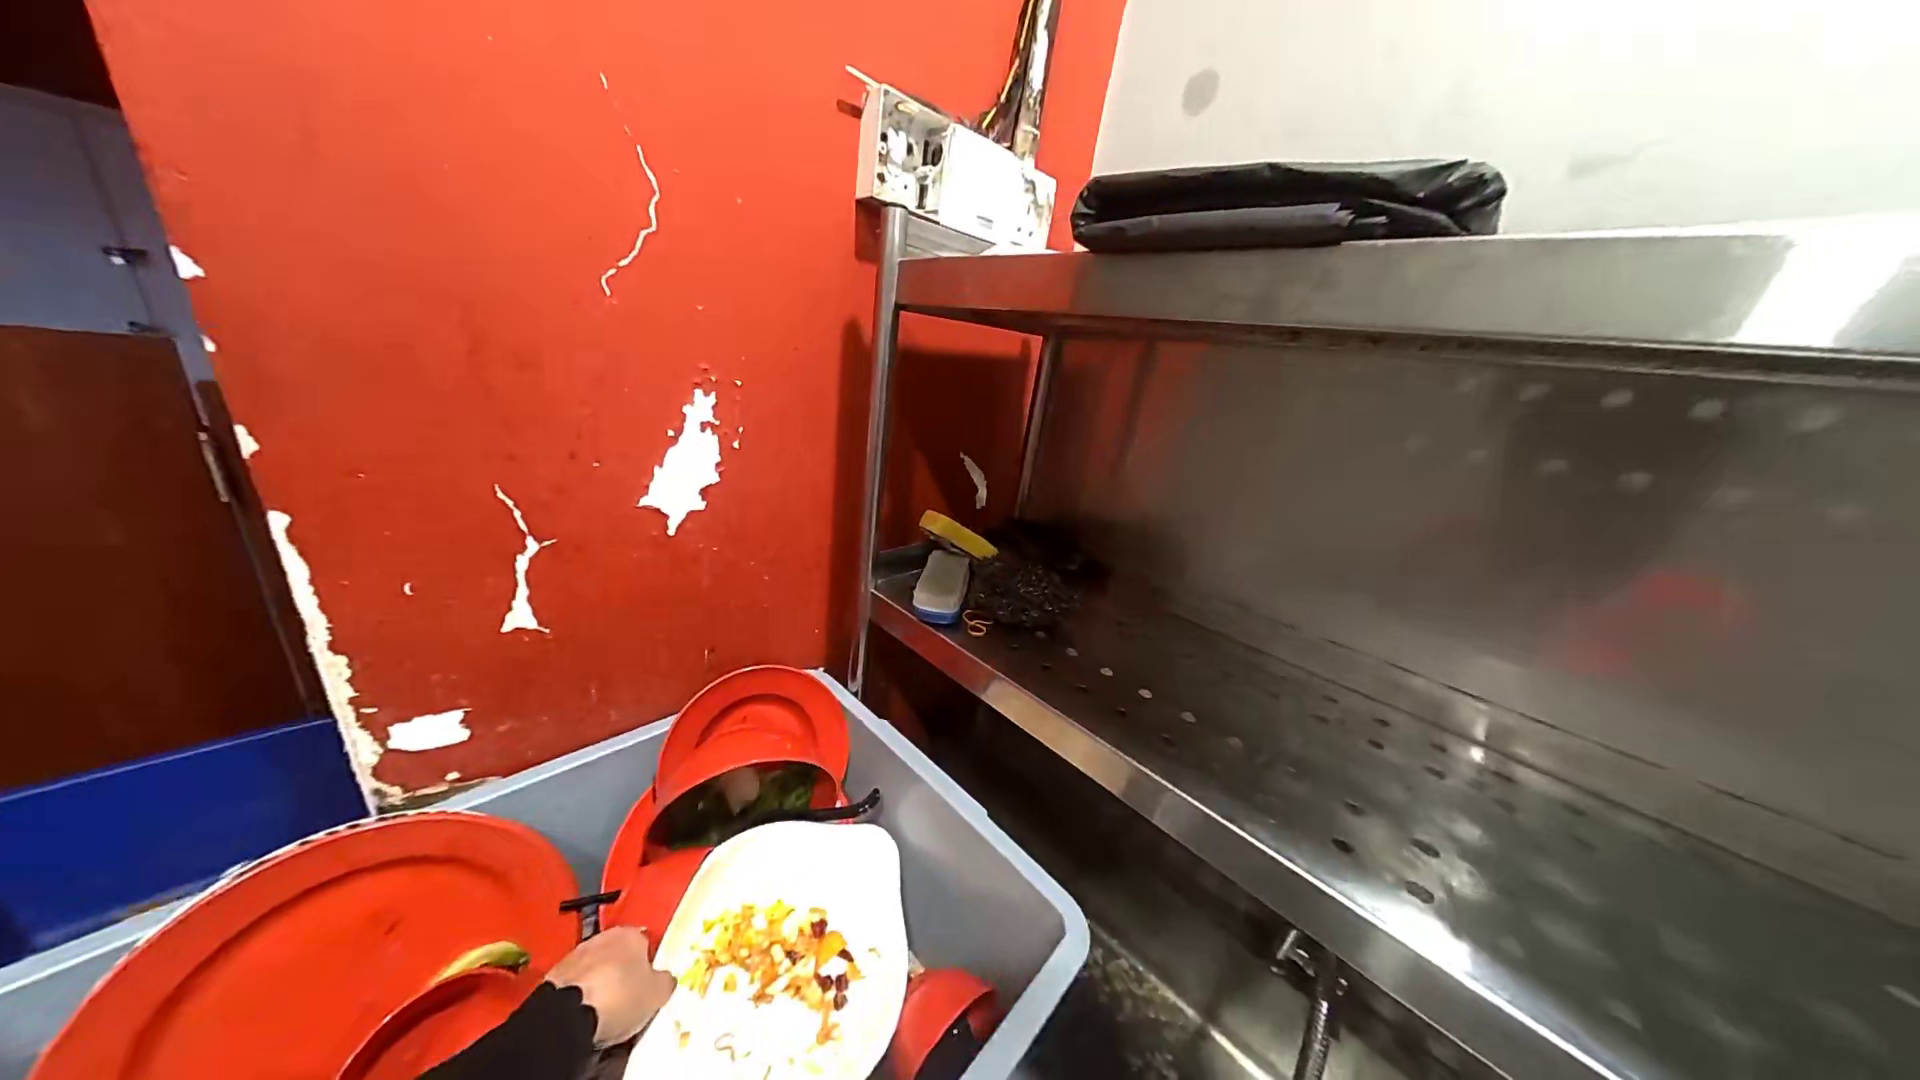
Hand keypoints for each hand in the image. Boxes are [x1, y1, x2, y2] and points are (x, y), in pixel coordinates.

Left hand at [543, 927, 675, 1045]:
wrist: (566, 1016)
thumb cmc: (619, 997)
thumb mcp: (656, 993)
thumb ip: (664, 981)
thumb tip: (665, 979)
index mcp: (633, 933)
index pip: (647, 943)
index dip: (649, 964)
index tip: (649, 983)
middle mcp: (605, 936)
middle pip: (619, 953)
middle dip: (622, 970)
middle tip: (628, 995)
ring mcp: (576, 954)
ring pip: (595, 966)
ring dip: (599, 981)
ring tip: (604, 1008)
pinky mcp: (551, 976)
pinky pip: (575, 983)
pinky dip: (580, 993)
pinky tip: (585, 1012)